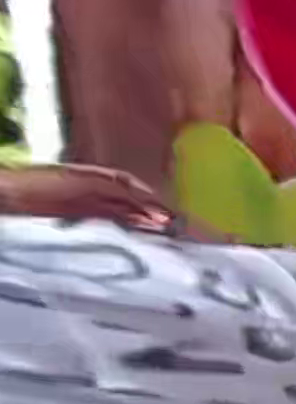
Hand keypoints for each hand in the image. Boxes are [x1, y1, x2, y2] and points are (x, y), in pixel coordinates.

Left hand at [0, 165, 175, 233]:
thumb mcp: (89, 184)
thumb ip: (124, 193)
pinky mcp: (88, 214)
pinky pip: (117, 218)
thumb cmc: (47, 183)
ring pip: (129, 209)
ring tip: (163, 229)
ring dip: (146, 219)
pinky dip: (133, 224)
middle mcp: (99, 186)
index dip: (151, 196)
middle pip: (133, 197)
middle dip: (153, 209)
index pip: (133, 183)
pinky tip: (144, 229)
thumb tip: (155, 207)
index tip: (168, 210)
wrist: (9, 195)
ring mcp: (93, 200)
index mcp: (100, 175)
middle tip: (172, 224)